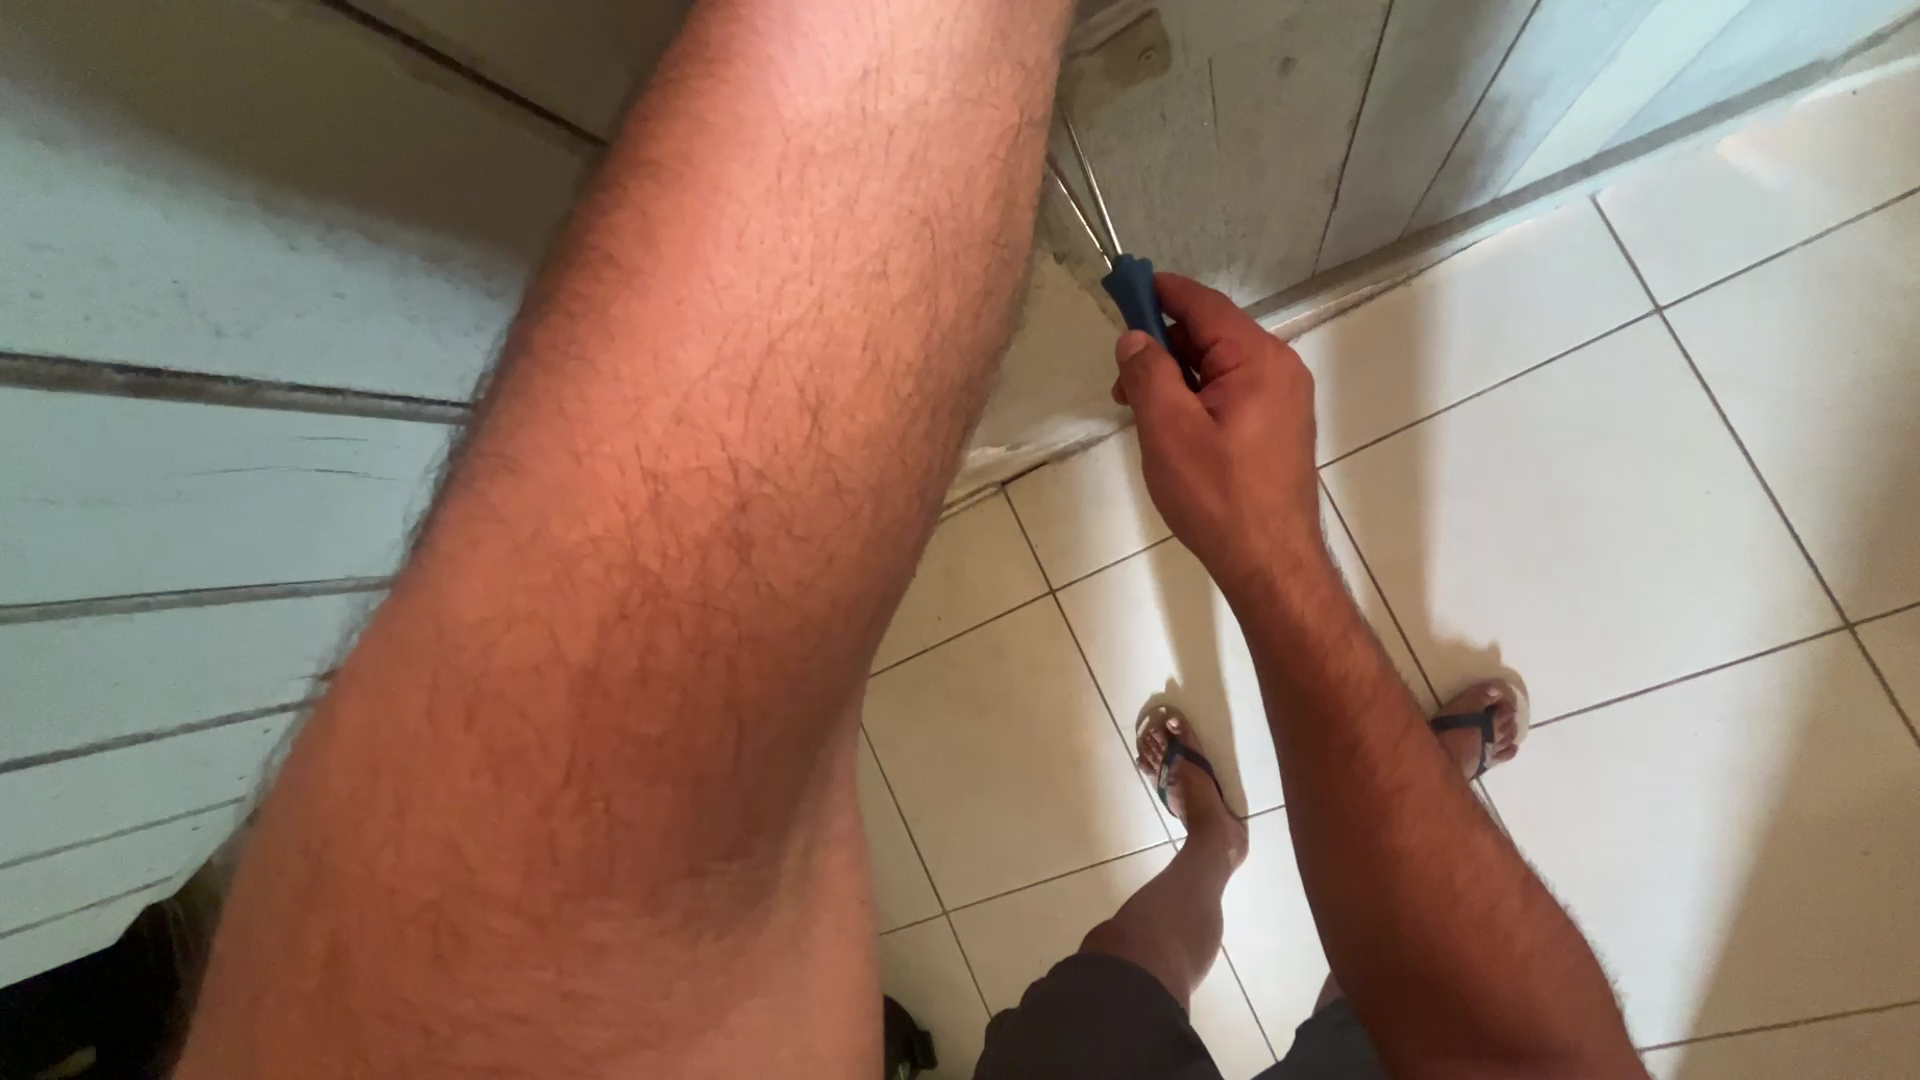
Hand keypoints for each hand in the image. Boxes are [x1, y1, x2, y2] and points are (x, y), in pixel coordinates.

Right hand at [1113, 273, 1326, 596]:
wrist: (1269, 562)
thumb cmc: (1217, 497)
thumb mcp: (1168, 430)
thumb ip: (1148, 374)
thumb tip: (1134, 337)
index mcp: (1258, 360)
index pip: (1204, 305)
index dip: (1160, 292)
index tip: (1122, 285)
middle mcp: (1279, 369)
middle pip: (1211, 335)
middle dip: (1162, 346)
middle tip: (1121, 381)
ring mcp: (1282, 400)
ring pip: (1217, 368)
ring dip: (1175, 378)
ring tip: (1140, 413)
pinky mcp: (1276, 427)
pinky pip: (1229, 394)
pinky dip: (1195, 398)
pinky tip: (1171, 428)